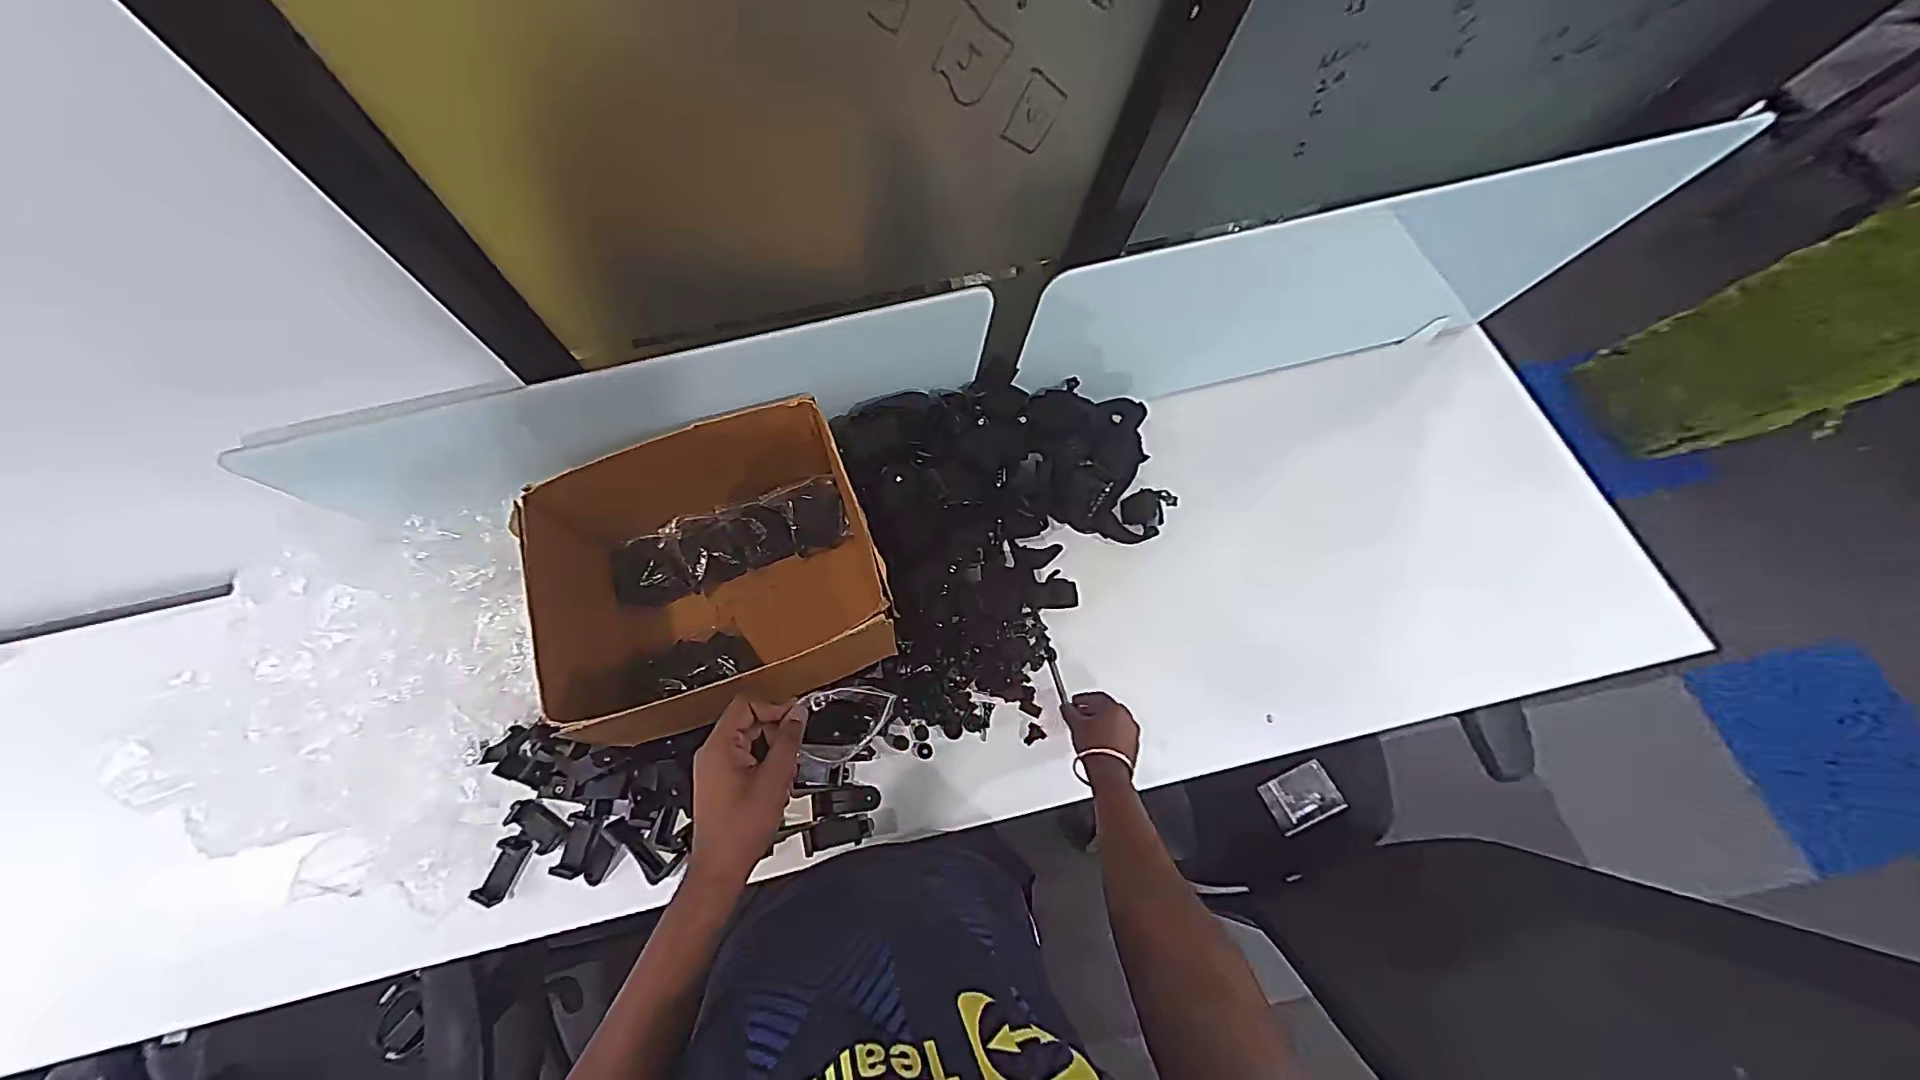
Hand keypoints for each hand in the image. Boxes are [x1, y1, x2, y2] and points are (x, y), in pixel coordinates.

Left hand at [689, 696, 802, 885]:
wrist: (722, 866)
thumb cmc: (739, 831)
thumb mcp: (775, 778)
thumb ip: (788, 740)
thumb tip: (797, 714)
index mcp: (719, 747)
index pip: (746, 705)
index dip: (775, 708)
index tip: (795, 717)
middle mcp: (711, 754)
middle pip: (748, 722)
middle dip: (775, 733)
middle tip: (793, 748)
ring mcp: (712, 768)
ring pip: (748, 741)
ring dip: (772, 750)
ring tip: (785, 773)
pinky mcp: (718, 782)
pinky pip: (744, 758)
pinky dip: (763, 765)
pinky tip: (775, 785)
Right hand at [1064, 691, 1139, 787]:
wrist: (1108, 772)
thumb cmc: (1096, 749)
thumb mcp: (1076, 725)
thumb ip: (1070, 712)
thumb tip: (1067, 708)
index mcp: (1114, 708)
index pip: (1096, 697)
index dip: (1082, 699)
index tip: (1075, 702)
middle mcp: (1126, 717)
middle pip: (1107, 708)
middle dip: (1092, 710)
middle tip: (1080, 714)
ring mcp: (1131, 732)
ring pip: (1114, 722)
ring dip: (1102, 723)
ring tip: (1088, 730)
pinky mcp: (1133, 745)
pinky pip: (1119, 734)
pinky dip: (1109, 735)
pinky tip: (1098, 741)